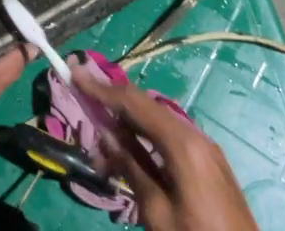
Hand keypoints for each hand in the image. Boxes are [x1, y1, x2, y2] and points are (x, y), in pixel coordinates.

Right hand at [75, 68, 259, 230]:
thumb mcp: (157, 211)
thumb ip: (130, 167)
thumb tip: (106, 135)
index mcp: (182, 143)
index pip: (133, 103)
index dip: (102, 89)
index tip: (75, 73)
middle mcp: (195, 134)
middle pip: (146, 106)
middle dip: (112, 103)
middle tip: (83, 99)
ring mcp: (205, 147)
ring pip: (158, 121)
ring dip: (128, 123)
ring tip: (101, 136)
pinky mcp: (209, 161)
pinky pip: (171, 137)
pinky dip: (146, 136)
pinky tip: (130, 148)